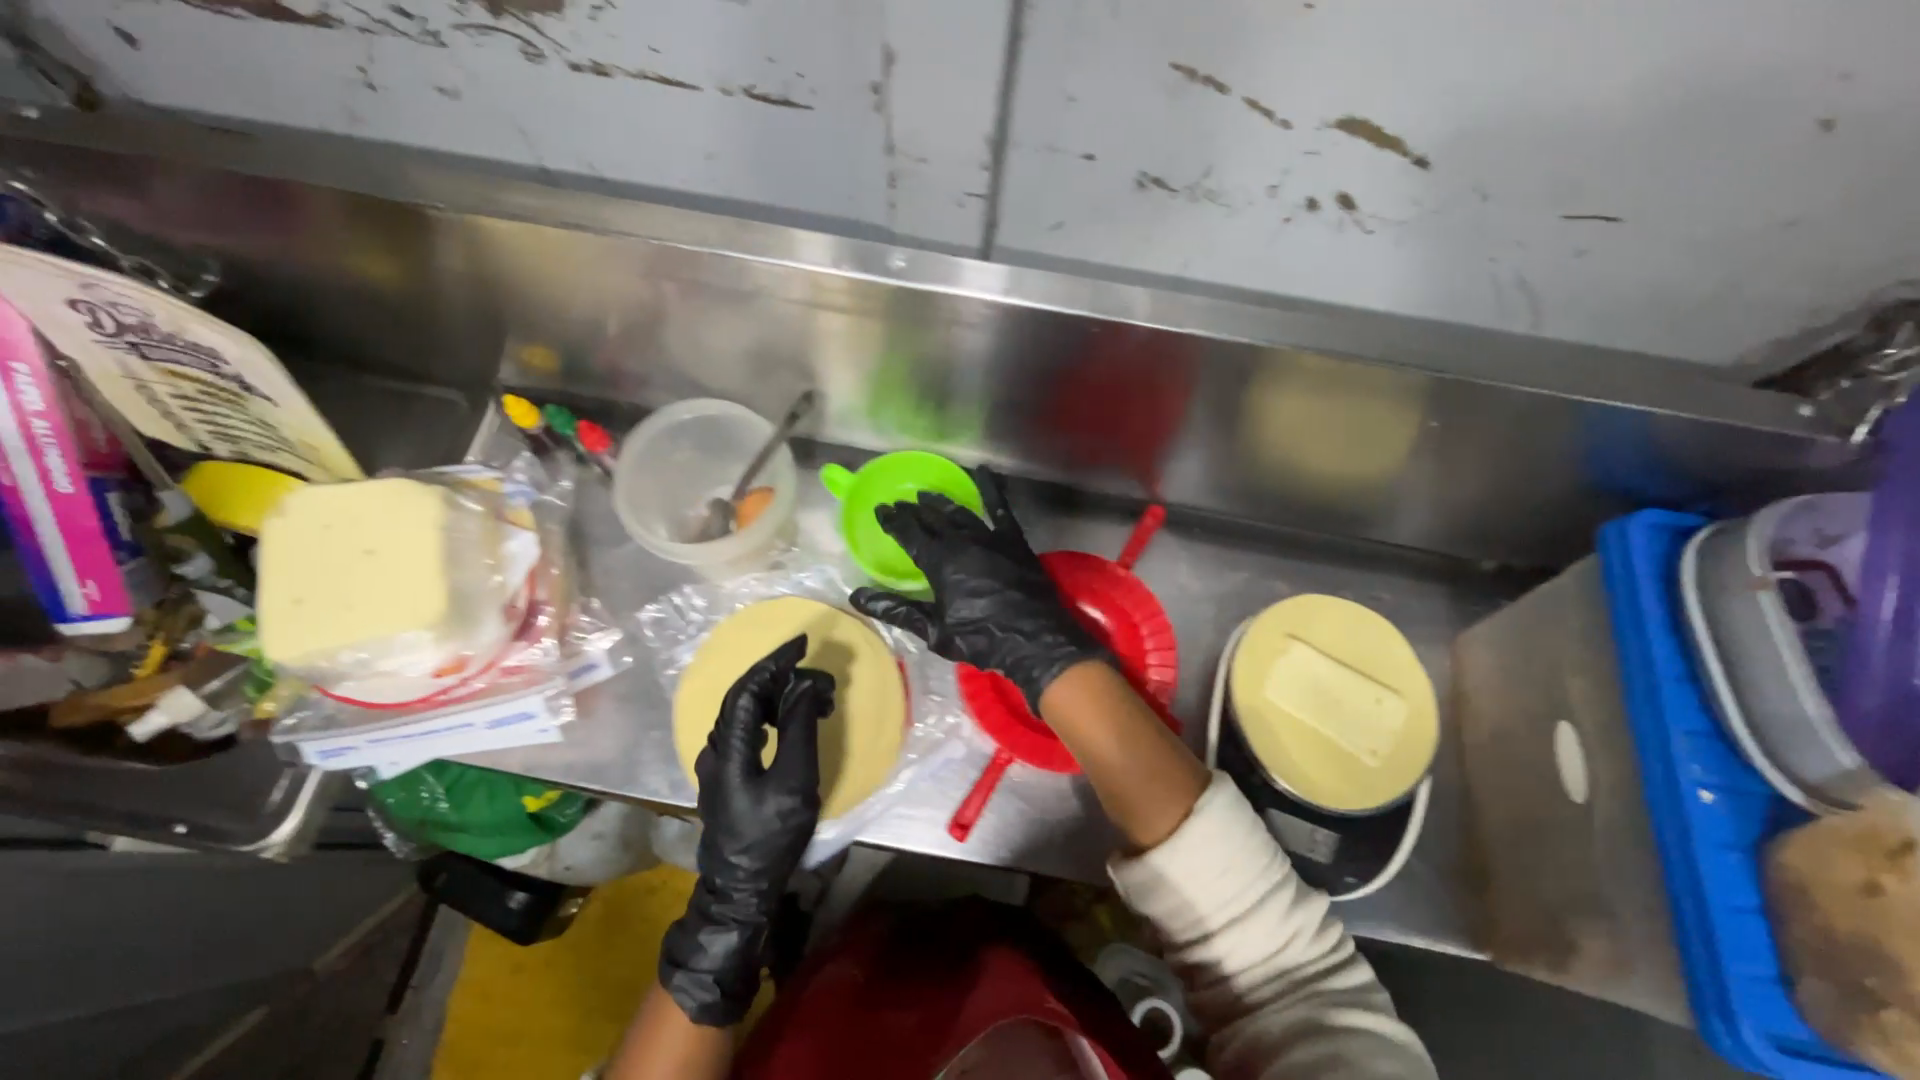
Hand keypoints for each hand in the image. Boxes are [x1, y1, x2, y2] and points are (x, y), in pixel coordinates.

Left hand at [659, 635, 832, 1026]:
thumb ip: (800, 729)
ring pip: (746, 714)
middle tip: (820, 679)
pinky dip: (772, 718)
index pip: (748, 687)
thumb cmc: (771, 835)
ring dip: (779, 699)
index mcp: (727, 746)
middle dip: (782, 679)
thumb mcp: (795, 781)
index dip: (774, 661)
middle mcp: (715, 749)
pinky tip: (791, 723)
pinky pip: (747, 731)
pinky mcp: (726, 778)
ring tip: (815, 699)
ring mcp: (717, 765)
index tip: (803, 644)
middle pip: (745, 697)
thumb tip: (805, 685)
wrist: (740, 887)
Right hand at [850, 466, 1106, 711]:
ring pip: (959, 512)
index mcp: (939, 562)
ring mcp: (989, 537)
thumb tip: (858, 597)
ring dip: (941, 503)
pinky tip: (983, 472)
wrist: (1034, 638)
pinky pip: (1000, 508)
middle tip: (901, 503)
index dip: (893, 521)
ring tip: (927, 495)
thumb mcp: (934, 630)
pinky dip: (991, 489)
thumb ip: (898, 610)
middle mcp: (961, 541)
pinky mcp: (1013, 540)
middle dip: (913, 510)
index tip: (882, 510)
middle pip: (932, 520)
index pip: (909, 534)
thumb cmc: (980, 638)